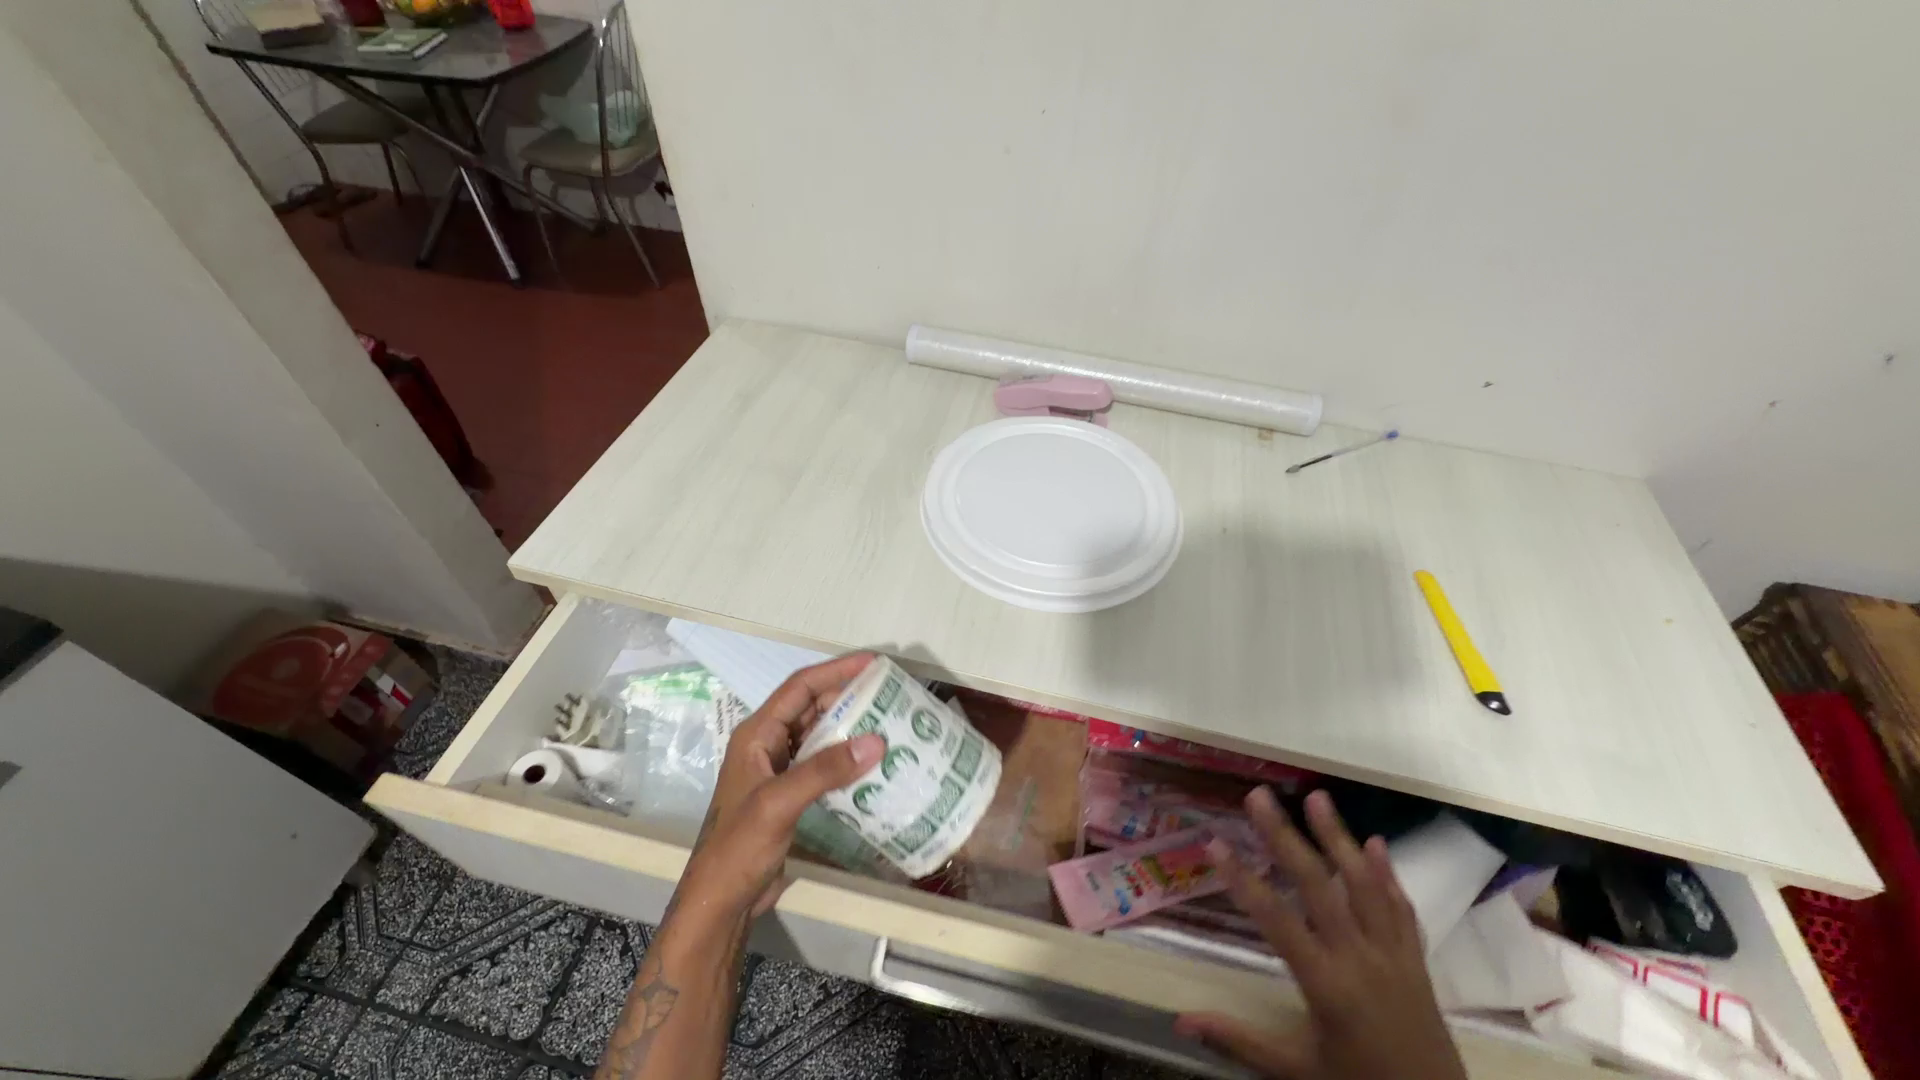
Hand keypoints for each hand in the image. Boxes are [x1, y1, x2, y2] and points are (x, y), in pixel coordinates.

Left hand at [670, 653, 884, 923]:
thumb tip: (877, 740)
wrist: (722, 900)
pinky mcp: (791, 795)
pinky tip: (875, 766)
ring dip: (851, 728)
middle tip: (891, 695)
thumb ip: (824, 770)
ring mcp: (779, 771)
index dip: (836, 671)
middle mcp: (768, 745)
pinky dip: (847, 759)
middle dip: (849, 697)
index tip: (874, 664)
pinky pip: (823, 764)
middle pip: (812, 707)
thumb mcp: (780, 803)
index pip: (800, 687)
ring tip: (891, 724)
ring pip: (820, 736)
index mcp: (757, 734)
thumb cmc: (740, 846)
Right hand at [1175, 789, 1467, 1079]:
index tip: (1215, 843)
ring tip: (1317, 797)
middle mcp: (1360, 959)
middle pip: (1318, 886)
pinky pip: (1401, 909)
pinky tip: (1375, 843)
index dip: (1243, 880)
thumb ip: (1238, 1039)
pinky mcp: (1416, 962)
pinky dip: (1387, 874)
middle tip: (1259, 796)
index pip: (1276, 921)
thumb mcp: (1295, 1072)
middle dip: (1286, 837)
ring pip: (1364, 886)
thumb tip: (1180, 1019)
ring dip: (1338, 838)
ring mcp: (1393, 956)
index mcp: (1327, 986)